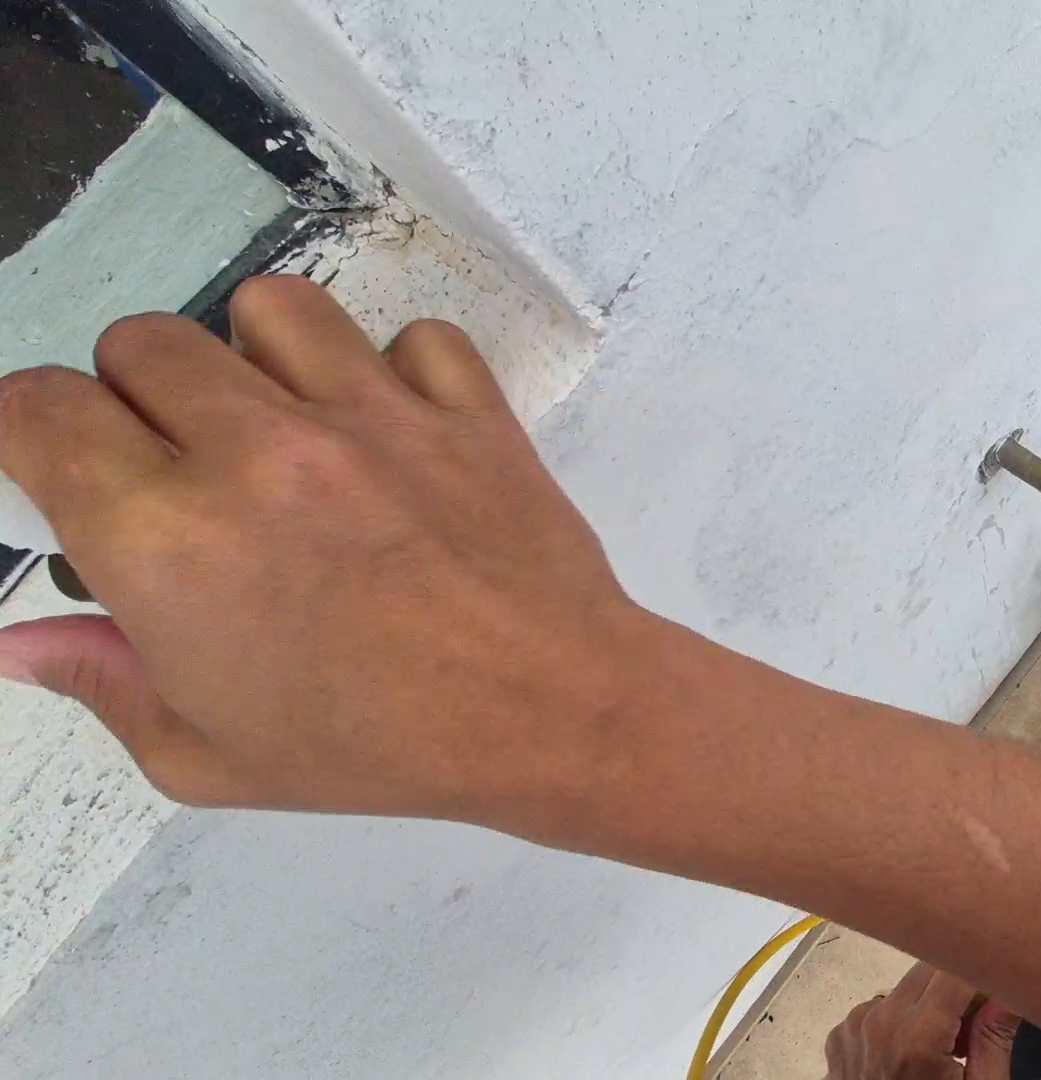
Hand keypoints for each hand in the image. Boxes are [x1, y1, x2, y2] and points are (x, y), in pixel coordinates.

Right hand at [0, 276, 645, 824]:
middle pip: (153, 343)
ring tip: (299, 418)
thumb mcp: (214, 755)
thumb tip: (19, 643)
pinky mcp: (480, 420)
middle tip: (202, 459)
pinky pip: (429, 339)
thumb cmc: (390, 745)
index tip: (78, 463)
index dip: (40, 430)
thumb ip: (107, 685)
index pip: (37, 406)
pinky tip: (413, 421)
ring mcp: (386, 423)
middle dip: (151, 394)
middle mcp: (265, 449)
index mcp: (165, 530)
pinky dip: (410, 365)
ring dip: (268, 351)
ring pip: (283, 308)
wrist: (552, 705)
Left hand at [825, 963, 1020, 1079]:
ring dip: (923, 1003)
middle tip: (967, 1026)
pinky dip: (895, 1022)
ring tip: (934, 1048)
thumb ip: (994, 1039)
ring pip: (902, 987)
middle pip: (927, 970)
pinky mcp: (838, 1037)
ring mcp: (853, 1027)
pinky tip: (902, 1057)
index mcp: (917, 1037)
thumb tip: (1011, 990)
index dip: (977, 970)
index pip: (954, 968)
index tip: (992, 979)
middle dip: (953, 985)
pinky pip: (876, 1009)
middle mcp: (880, 1021)